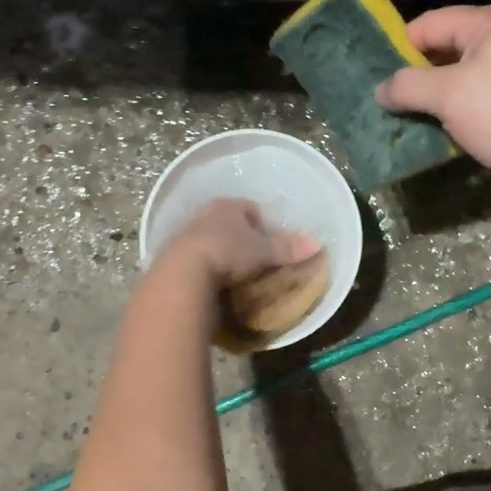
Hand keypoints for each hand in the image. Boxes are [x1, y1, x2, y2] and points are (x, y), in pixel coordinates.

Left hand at [156, 198, 321, 289]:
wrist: (183, 274)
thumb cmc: (228, 252)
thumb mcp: (263, 252)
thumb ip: (288, 248)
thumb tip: (318, 243)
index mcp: (227, 206)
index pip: (250, 209)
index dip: (263, 225)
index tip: (271, 243)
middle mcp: (204, 215)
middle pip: (228, 224)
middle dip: (241, 239)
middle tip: (256, 261)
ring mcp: (185, 235)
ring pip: (211, 241)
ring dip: (222, 254)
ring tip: (236, 276)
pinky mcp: (173, 259)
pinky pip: (197, 260)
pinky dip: (207, 270)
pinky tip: (215, 285)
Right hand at [375, 3, 490, 196]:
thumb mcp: (447, 94)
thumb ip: (407, 86)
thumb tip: (379, 90)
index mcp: (490, 22)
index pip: (430, 23)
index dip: (399, 47)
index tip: (373, 76)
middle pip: (442, 51)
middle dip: (413, 76)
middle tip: (381, 100)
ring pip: (454, 81)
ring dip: (429, 100)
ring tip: (397, 118)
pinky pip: (469, 103)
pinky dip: (448, 116)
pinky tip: (426, 133)